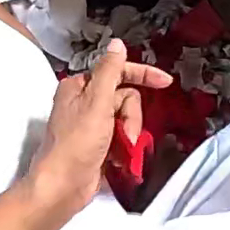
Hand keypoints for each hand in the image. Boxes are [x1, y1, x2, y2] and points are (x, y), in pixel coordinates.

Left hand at [24, 39, 172, 216]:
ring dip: (130, 134)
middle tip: (126, 134)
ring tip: (123, 151)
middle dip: (131, 116)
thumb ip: (109, 71)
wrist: (63, 186)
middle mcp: (84, 102)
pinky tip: (120, 159)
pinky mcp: (98, 145)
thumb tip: (117, 43)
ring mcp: (91, 125)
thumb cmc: (77, 142)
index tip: (166, 82)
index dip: (142, 75)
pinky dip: (125, 147)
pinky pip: (122, 137)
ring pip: (127, 118)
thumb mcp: (96, 102)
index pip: (117, 71)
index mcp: (79, 86)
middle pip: (125, 97)